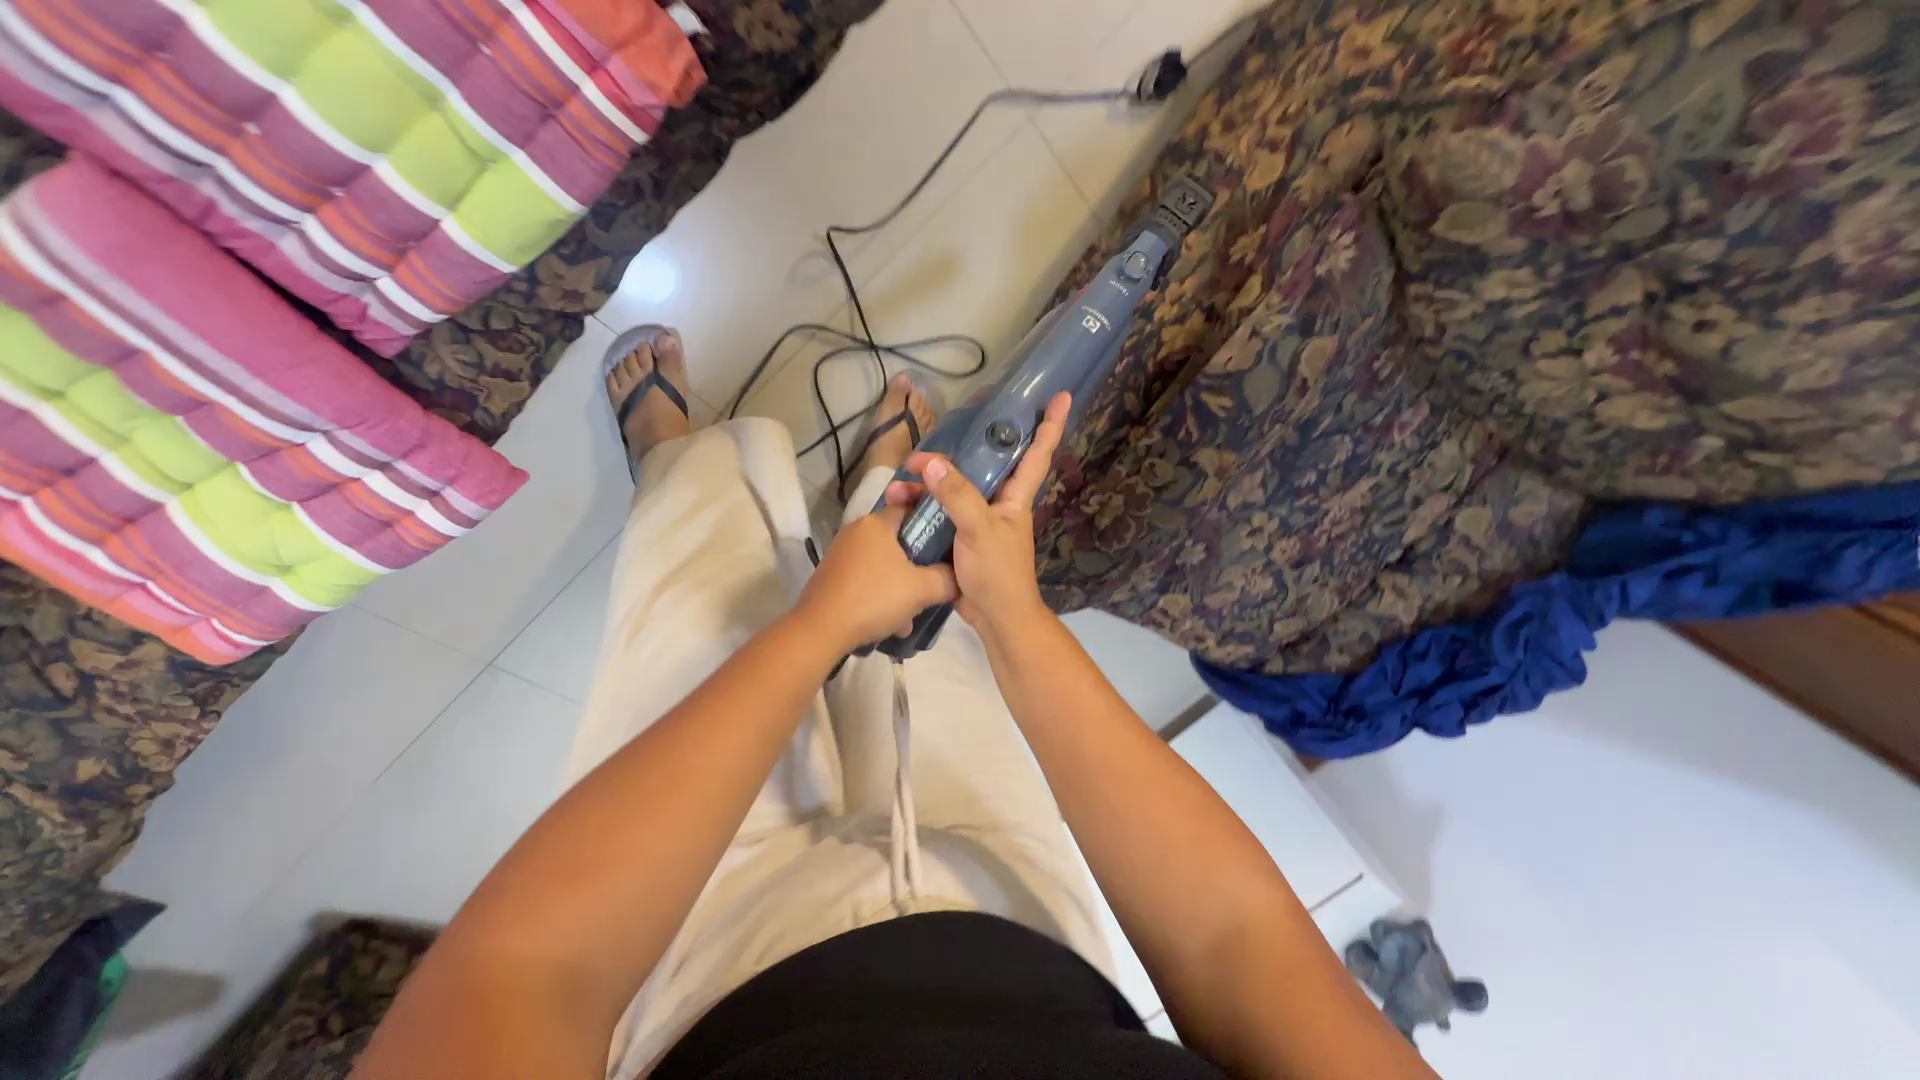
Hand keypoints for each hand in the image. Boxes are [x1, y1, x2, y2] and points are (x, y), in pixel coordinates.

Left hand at [794, 505, 958, 653]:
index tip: (945, 548)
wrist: (821, 629)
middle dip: (915, 567)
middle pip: (897, 542)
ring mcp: (840, 554)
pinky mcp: (831, 576)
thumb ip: (947, 579)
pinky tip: (889, 623)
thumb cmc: (874, 598)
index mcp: (876, 523)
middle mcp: (855, 531)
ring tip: (909, 615)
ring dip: (899, 588)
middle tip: (930, 587)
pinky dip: (879, 597)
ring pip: (882, 566)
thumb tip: (959, 578)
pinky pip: (865, 580)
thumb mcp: (922, 589)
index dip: (931, 525)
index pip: (910, 509)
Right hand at [884, 392, 1070, 641]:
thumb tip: (933, 463)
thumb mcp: (980, 530)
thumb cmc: (999, 573)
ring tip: (898, 486)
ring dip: (925, 485)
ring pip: (951, 489)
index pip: (1037, 453)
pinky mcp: (958, 537)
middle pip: (979, 466)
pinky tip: (897, 505)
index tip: (1060, 395)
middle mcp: (998, 502)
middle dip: (951, 455)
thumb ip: (959, 496)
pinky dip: (919, 507)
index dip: (1050, 424)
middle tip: (919, 453)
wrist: (994, 618)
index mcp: (1015, 497)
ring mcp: (977, 520)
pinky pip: (938, 512)